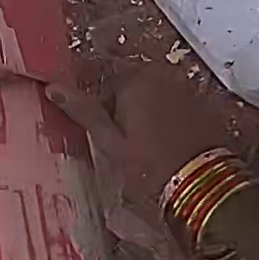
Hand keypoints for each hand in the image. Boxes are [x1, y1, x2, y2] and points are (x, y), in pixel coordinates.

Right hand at [46, 67, 231, 206]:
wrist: (204, 185)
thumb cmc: (151, 167)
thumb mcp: (111, 143)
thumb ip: (84, 111)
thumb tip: (54, 87)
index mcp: (135, 79)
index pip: (102, 74)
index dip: (94, 99)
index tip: (92, 124)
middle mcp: (162, 74)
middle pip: (129, 81)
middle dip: (118, 103)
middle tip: (114, 139)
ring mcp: (185, 87)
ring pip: (152, 92)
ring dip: (141, 110)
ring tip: (138, 144)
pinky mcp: (201, 103)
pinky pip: (173, 102)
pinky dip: (163, 115)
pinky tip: (162, 142)